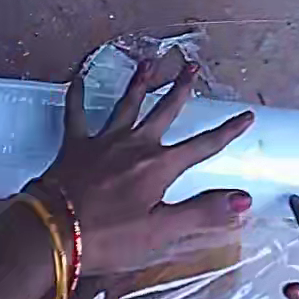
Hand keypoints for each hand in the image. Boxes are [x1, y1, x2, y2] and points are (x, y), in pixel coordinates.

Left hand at [38, 59, 256, 272]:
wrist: (51, 232)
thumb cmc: (108, 237)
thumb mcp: (161, 231)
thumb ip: (202, 211)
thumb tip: (244, 199)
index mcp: (160, 166)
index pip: (204, 146)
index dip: (228, 131)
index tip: (247, 115)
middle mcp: (136, 145)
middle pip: (165, 112)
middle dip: (181, 89)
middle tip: (192, 66)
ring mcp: (104, 141)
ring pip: (127, 105)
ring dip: (140, 83)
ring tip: (150, 62)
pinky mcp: (75, 145)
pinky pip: (76, 114)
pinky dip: (76, 96)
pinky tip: (77, 79)